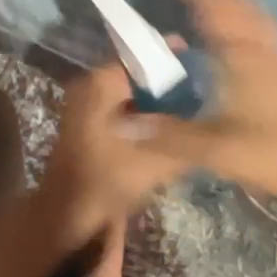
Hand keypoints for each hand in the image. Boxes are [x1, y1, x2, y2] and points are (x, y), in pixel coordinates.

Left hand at [37, 65, 192, 246]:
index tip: (198, 60)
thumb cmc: (105, 183)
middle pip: (136, 73)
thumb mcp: (153, 163)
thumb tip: (213, 126)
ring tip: (191, 105)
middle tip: (201, 86)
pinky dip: (142, 112)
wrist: (63, 218)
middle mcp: (89, 85)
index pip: (143, 58)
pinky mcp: (86, 125)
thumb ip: (184, 141)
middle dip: (167, 80)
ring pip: (128, 91)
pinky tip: (167, 126)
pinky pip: (120, 107)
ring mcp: (84, 105)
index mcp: (100, 83)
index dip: (172, 58)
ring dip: (156, 98)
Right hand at [141, 0, 276, 208]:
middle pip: (236, 5)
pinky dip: (254, 16)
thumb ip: (169, 136)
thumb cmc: (271, 156)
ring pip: (255, 15)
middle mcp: (261, 51)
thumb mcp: (215, 149)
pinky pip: (268, 30)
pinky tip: (254, 24)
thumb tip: (124, 124)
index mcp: (241, 60)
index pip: (214, 12)